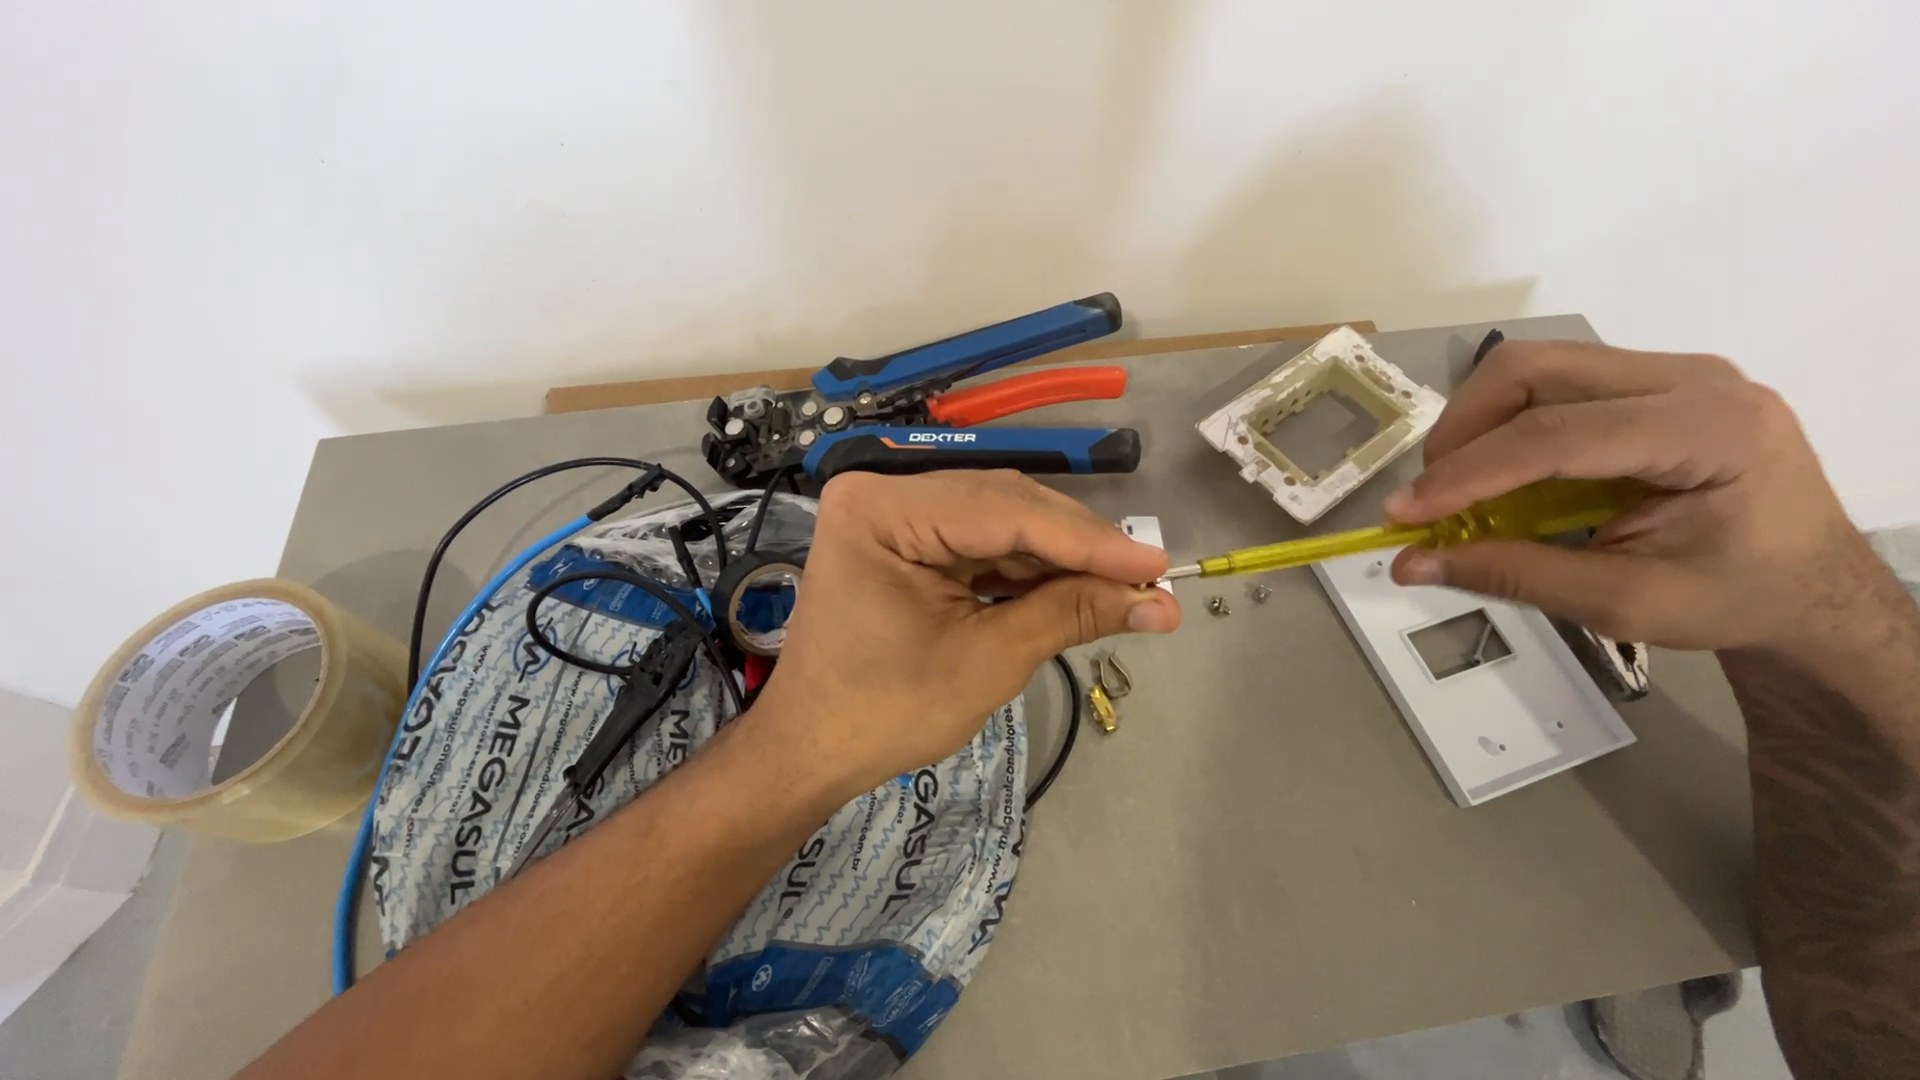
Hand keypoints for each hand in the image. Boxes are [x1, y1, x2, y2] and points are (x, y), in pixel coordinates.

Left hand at [749, 470, 1180, 797]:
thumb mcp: (986, 662)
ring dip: (1060, 557)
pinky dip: (1026, 567)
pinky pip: (979, 543)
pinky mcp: (905, 539)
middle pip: (1004, 506)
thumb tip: (1160, 602)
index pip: (1004, 510)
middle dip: (1078, 547)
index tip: (1157, 563)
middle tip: (1148, 579)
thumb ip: (1070, 615)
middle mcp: (884, 493)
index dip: (1088, 540)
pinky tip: (1073, 586)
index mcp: (882, 510)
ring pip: (999, 522)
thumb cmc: (884, 714)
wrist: (811, 750)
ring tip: (1123, 587)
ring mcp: (892, 514)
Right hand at [1383, 338, 1873, 651]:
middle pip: (1534, 370)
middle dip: (1461, 431)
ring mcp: (1670, 372)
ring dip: (1474, 424)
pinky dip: (1501, 424)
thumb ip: (1513, 574)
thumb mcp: (1622, 603)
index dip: (1467, 473)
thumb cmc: (1734, 600)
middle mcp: (1692, 379)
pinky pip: (1548, 381)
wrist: (1812, 586)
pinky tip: (1500, 471)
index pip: (1557, 434)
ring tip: (1460, 486)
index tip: (1403, 515)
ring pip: (1532, 366)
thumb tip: (1409, 563)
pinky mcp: (1646, 382)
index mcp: (1712, 432)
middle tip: (1433, 497)